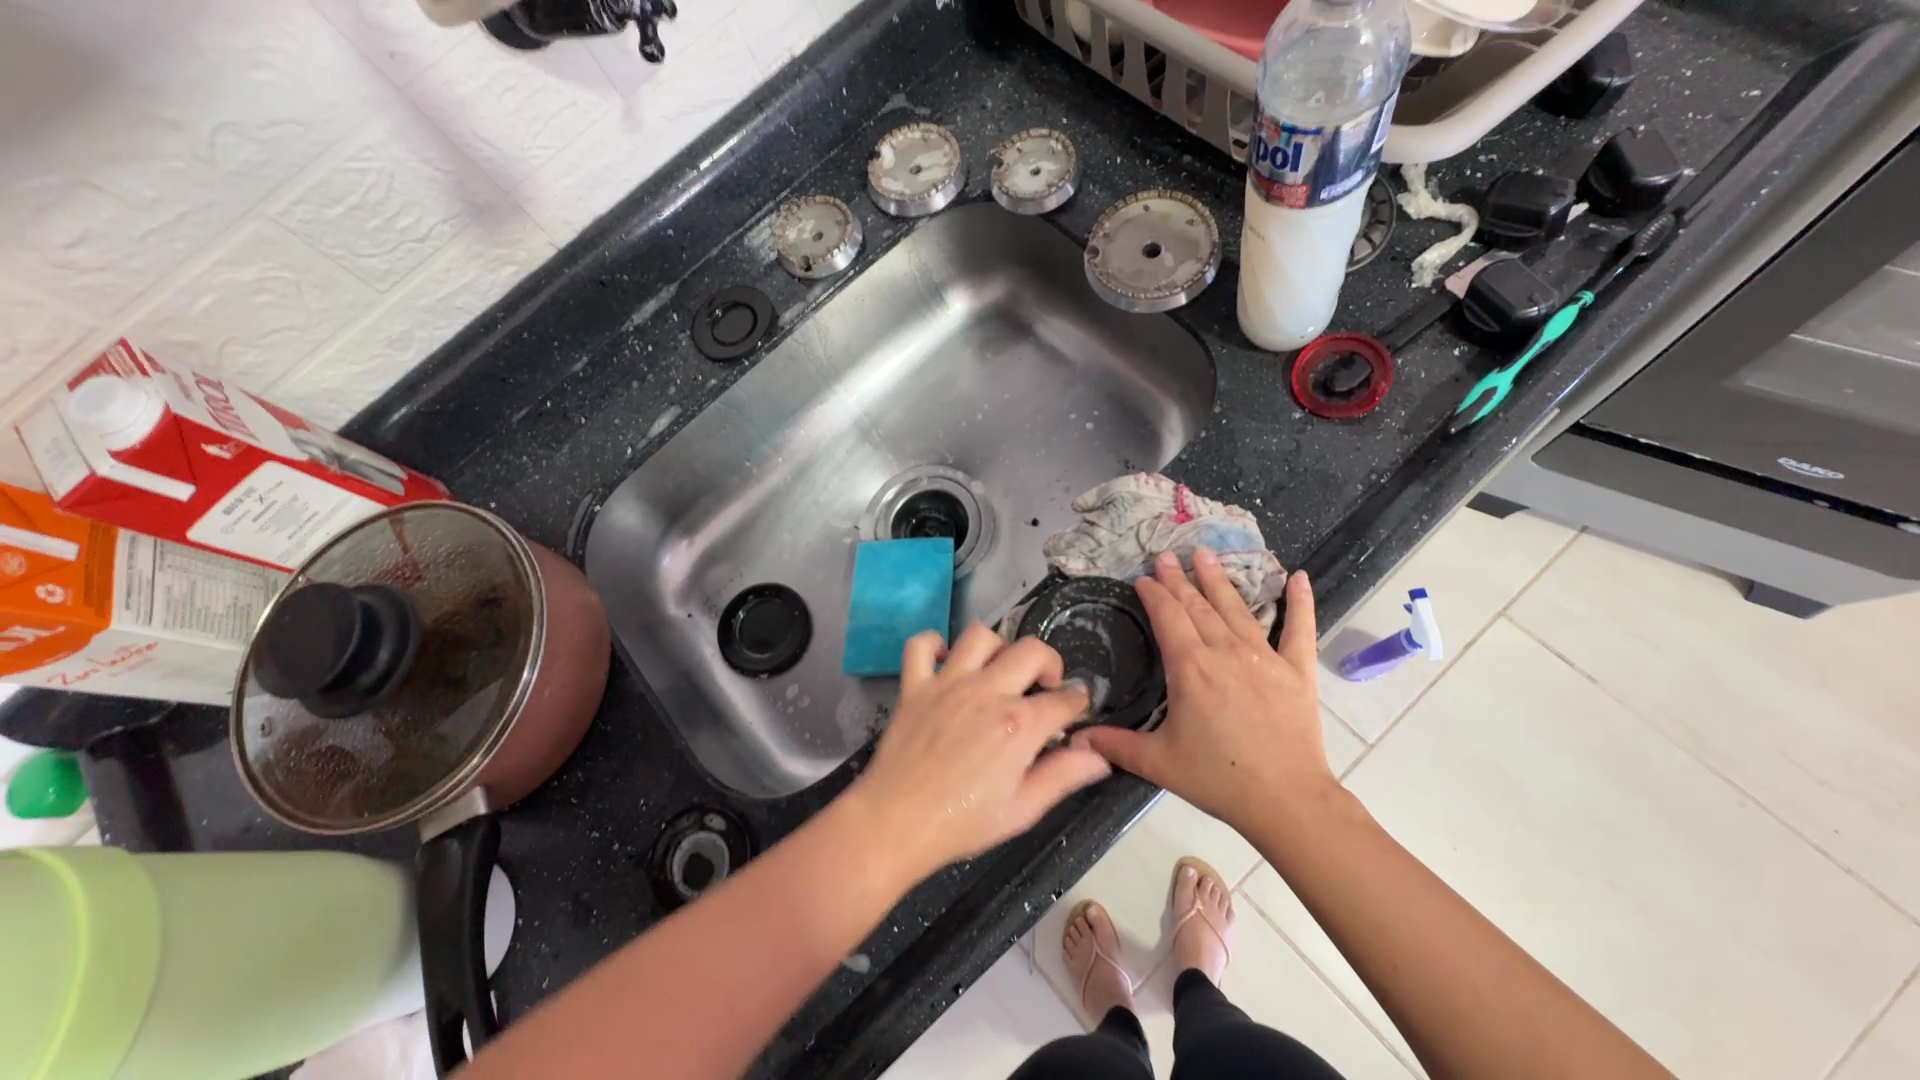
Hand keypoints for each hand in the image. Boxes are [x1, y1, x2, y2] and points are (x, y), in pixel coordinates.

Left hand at [847, 624, 1109, 880]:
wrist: (896, 822)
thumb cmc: (963, 823)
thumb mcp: (1023, 810)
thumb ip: (1064, 776)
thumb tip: (1099, 756)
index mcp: (1020, 724)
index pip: (1065, 699)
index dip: (1077, 704)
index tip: (1074, 713)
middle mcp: (987, 691)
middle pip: (1032, 651)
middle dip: (1050, 664)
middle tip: (1045, 687)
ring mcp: (948, 684)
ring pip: (981, 635)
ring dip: (998, 647)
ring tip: (1000, 672)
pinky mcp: (914, 686)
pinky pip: (922, 644)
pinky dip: (935, 644)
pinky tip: (947, 663)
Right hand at [1076, 548, 1334, 834]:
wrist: (1285, 799)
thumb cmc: (1217, 779)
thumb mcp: (1157, 762)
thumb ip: (1116, 745)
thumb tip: (1075, 740)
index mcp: (1190, 668)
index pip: (1168, 617)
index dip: (1154, 594)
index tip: (1144, 578)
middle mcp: (1225, 652)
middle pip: (1198, 606)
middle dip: (1179, 579)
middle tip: (1167, 555)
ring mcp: (1264, 658)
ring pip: (1237, 609)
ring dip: (1219, 580)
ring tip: (1205, 555)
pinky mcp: (1296, 671)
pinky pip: (1299, 629)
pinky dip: (1300, 603)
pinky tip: (1298, 578)